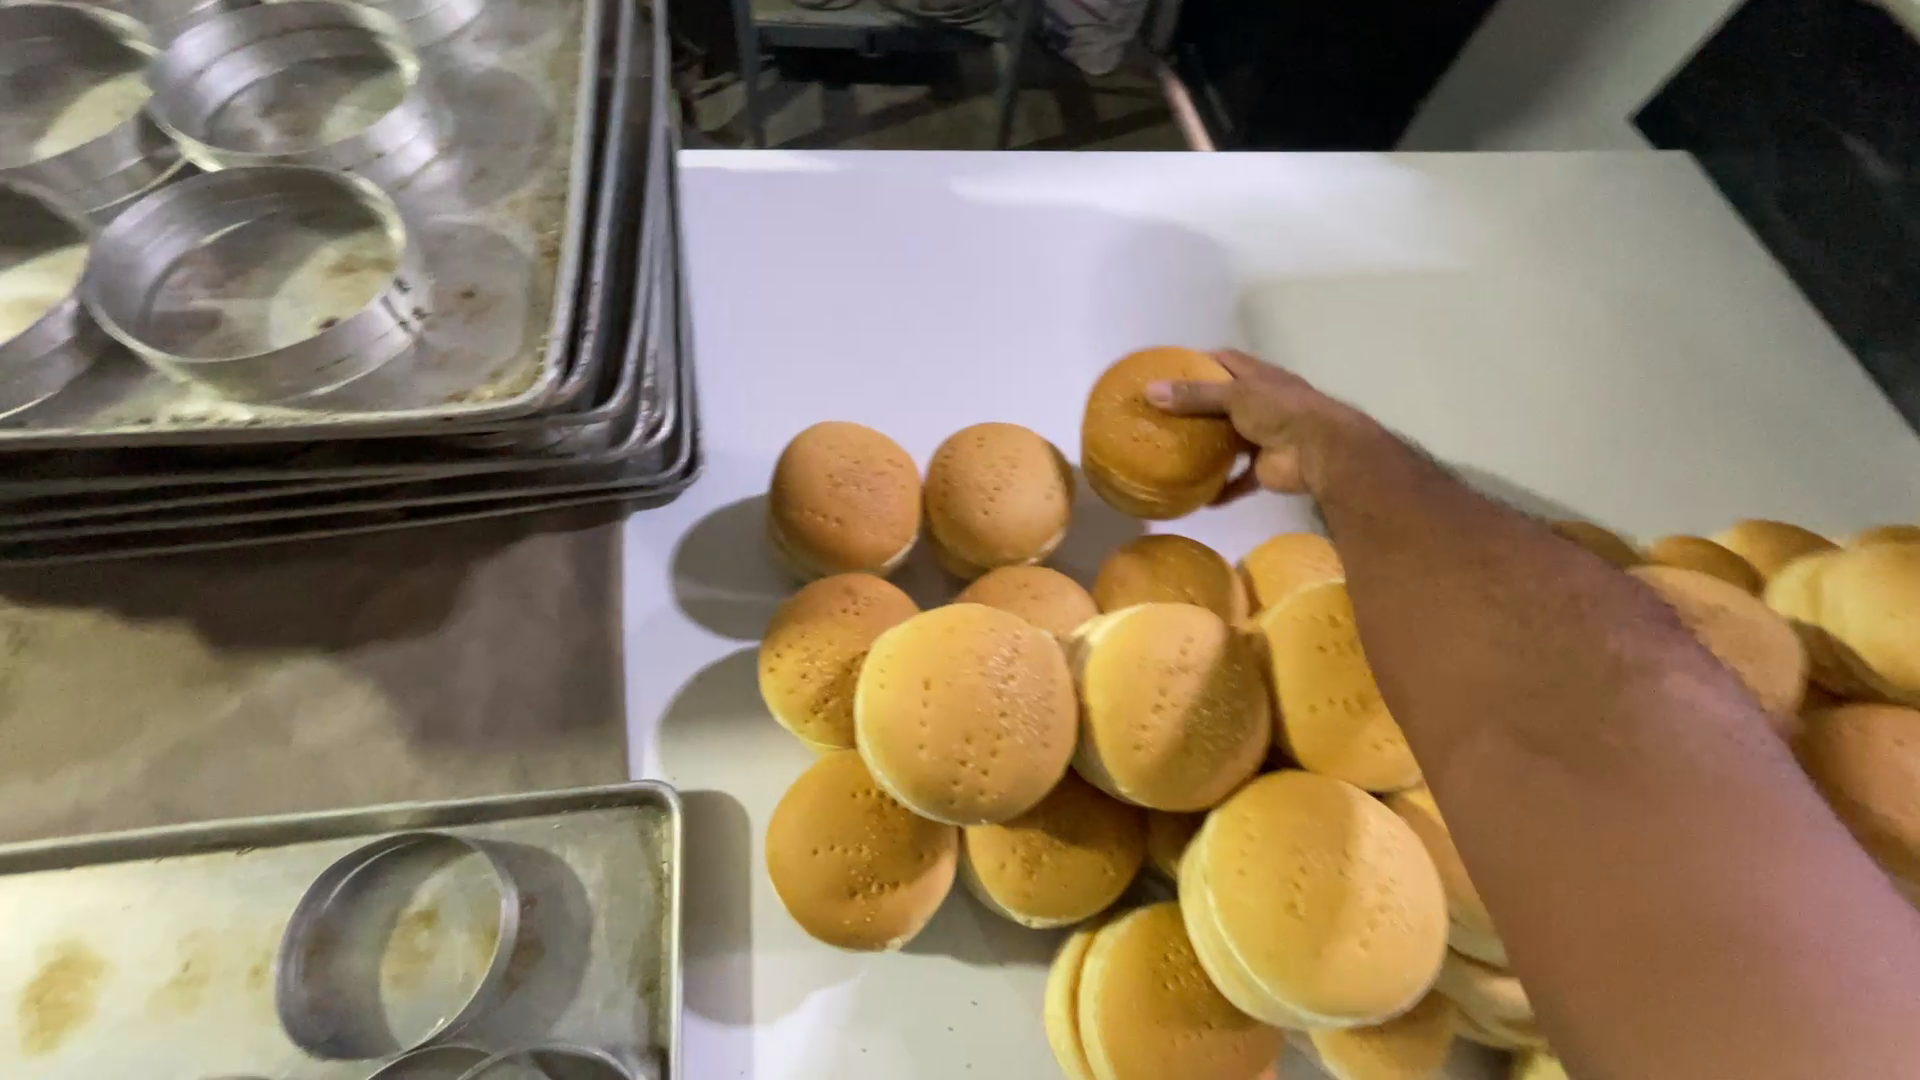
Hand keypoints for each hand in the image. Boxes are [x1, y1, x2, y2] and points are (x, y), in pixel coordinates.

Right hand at [1146, 349, 1369, 500]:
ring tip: (1172, 453)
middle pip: (1222, 401)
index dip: (1198, 363)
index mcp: (1257, 378)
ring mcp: (1263, 436)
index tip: (1168, 371)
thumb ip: (1194, 395)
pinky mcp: (1264, 467)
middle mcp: (1260, 404)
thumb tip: (1149, 392)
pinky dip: (1222, 489)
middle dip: (1195, 408)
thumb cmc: (1280, 411)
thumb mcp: (1234, 395)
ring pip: (1229, 441)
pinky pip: (1238, 480)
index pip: (1224, 361)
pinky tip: (1199, 497)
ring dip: (1207, 448)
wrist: (1320, 451)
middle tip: (1159, 415)